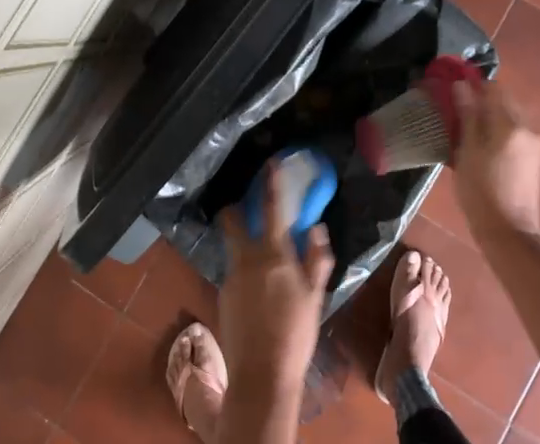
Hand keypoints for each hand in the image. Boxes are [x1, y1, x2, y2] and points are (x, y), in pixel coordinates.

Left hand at [215, 162, 334, 398]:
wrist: (262, 375)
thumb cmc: (296, 334)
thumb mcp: (315, 296)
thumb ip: (316, 259)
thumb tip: (317, 229)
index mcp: (273, 254)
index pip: (271, 208)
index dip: (271, 182)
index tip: (271, 163)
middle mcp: (246, 259)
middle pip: (231, 220)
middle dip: (235, 209)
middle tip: (246, 209)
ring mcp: (230, 277)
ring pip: (232, 246)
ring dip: (242, 242)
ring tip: (261, 260)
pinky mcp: (222, 295)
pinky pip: (233, 272)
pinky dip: (244, 271)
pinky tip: (258, 293)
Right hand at [451, 79, 539, 237]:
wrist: (508, 230)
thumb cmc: (481, 190)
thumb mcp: (467, 151)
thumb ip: (467, 115)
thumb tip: (462, 84)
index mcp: (511, 124)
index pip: (494, 88)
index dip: (474, 86)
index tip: (455, 93)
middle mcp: (528, 128)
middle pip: (504, 102)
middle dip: (482, 103)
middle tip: (458, 114)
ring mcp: (535, 144)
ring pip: (510, 118)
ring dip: (490, 118)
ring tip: (468, 133)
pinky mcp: (535, 158)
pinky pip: (515, 133)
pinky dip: (499, 133)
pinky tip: (483, 148)